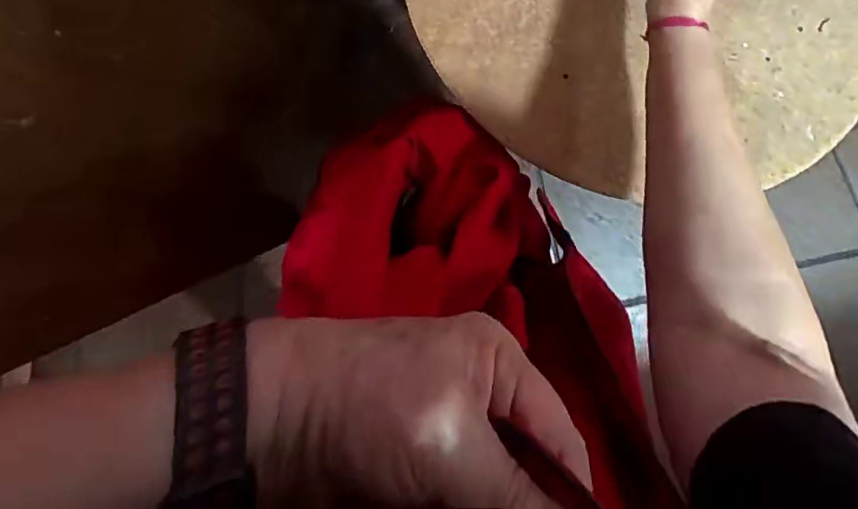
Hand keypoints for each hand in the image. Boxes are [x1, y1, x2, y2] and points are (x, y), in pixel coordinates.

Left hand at [246, 314, 591, 507]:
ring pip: (499, 493)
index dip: (577, 501)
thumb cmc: (374, 406)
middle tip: (482, 506)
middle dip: (526, 504)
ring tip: (449, 502)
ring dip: (491, 504)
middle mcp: (482, 394)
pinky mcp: (425, 471)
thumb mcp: (456, 449)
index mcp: (498, 362)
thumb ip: (523, 499)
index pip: (564, 444)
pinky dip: (463, 505)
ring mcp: (450, 436)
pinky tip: (439, 505)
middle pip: (534, 476)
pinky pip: (464, 498)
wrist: (280, 417)